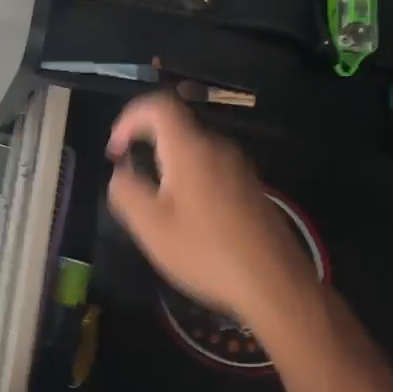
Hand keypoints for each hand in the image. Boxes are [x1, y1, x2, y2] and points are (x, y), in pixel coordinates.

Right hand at [106, 93, 317, 324]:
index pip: (157, 105)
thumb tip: (121, 172)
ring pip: (193, 149)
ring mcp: (239, 167)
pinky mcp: (251, 188)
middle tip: (132, 179)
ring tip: (157, 204)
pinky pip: (211, 168)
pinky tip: (189, 218)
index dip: (129, 118)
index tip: (116, 150)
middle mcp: (216, 147)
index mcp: (189, 148)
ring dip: (168, 164)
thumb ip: (125, 191)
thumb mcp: (151, 227)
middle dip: (146, 144)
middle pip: (175, 126)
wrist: (276, 286)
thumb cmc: (207, 252)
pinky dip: (190, 178)